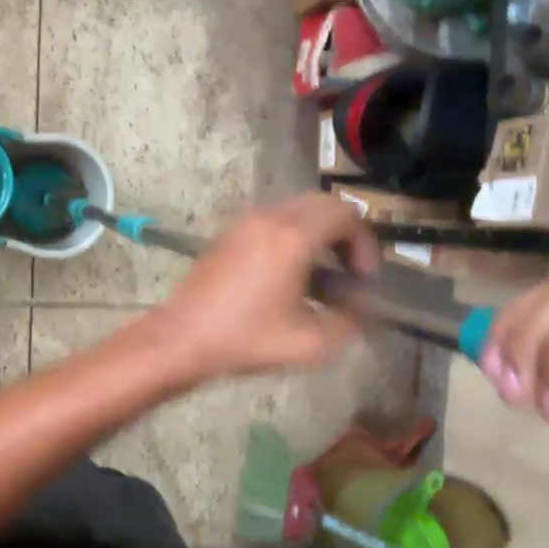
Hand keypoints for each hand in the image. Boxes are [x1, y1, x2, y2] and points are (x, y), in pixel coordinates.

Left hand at [144, 194, 378, 381]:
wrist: (183, 337)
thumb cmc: (246, 339)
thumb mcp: (310, 343)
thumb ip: (349, 321)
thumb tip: (361, 308)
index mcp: (293, 237)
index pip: (346, 214)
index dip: (365, 243)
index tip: (362, 278)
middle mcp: (269, 218)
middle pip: (323, 204)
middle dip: (345, 234)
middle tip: (348, 271)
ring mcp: (244, 223)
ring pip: (296, 210)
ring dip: (317, 234)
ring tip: (320, 276)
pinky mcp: (228, 234)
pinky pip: (271, 221)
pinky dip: (290, 236)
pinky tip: (288, 276)